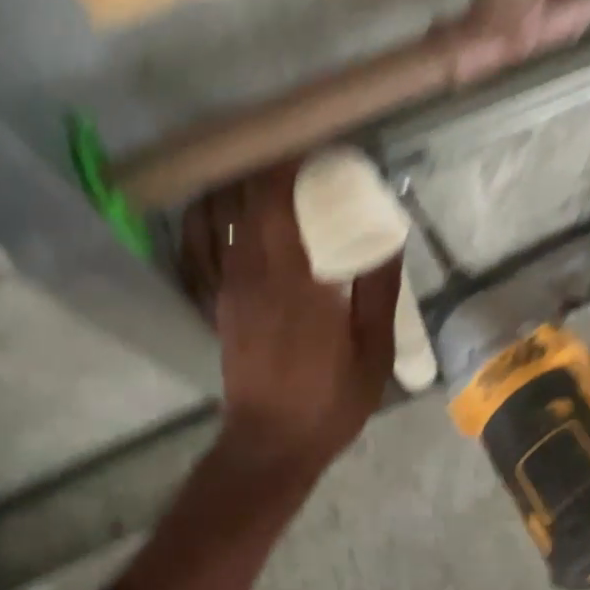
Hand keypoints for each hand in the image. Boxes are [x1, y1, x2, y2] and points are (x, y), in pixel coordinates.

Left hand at [181, 165, 400, 476]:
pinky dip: (204, 219)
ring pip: (216, 218)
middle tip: (291, 148)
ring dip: (234, 185)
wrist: (270, 446)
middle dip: (263, 165)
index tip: (309, 142)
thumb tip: (392, 235)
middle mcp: (249, 274)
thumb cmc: (329, 399)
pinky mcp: (214, 304)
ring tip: (257, 166)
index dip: (287, 164)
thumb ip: (379, 288)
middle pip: (243, 201)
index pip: (277, 202)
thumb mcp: (374, 349)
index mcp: (293, 280)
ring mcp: (224, 289)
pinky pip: (197, 249)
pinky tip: (216, 208)